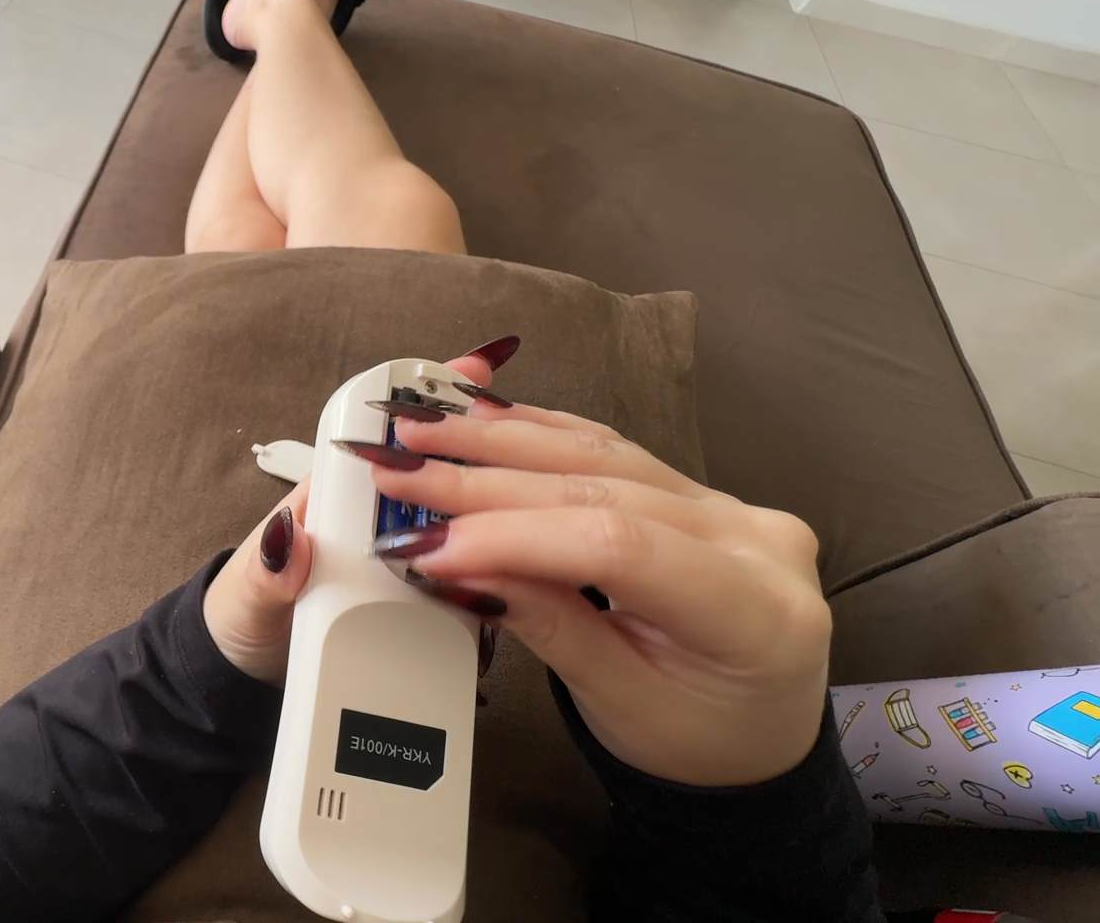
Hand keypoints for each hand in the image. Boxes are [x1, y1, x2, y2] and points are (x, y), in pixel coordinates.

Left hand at [203, 344, 509, 684]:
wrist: (245, 672)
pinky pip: (454, 583)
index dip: (419, 410)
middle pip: (428, 481)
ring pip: (451, 529)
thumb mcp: (250, 593)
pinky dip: (488, 572)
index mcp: (326, 504)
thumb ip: (268, 572)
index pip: (375, 447)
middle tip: (536, 430)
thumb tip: (289, 540)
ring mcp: (390, 567)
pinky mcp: (407, 609)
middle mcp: (365, 528)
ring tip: (550, 494)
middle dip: (476, 449)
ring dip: (493, 509)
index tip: (470, 375)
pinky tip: (529, 570)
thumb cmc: (242, 615)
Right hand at [366, 400, 829, 787]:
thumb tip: (454, 564)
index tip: (425, 545)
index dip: (510, 536)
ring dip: (497, 437)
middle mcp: (751, 537)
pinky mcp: (690, 489)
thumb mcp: (615, 698)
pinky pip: (603, 446)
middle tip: (398, 468)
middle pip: (595, 486)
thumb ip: (541, 621)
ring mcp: (724, 503)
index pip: (614, 546)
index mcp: (754, 610)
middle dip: (482, 478)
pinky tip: (480, 414)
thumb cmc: (691, 739)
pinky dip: (533, 429)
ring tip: (423, 427)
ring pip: (594, 452)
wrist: (751, 736)